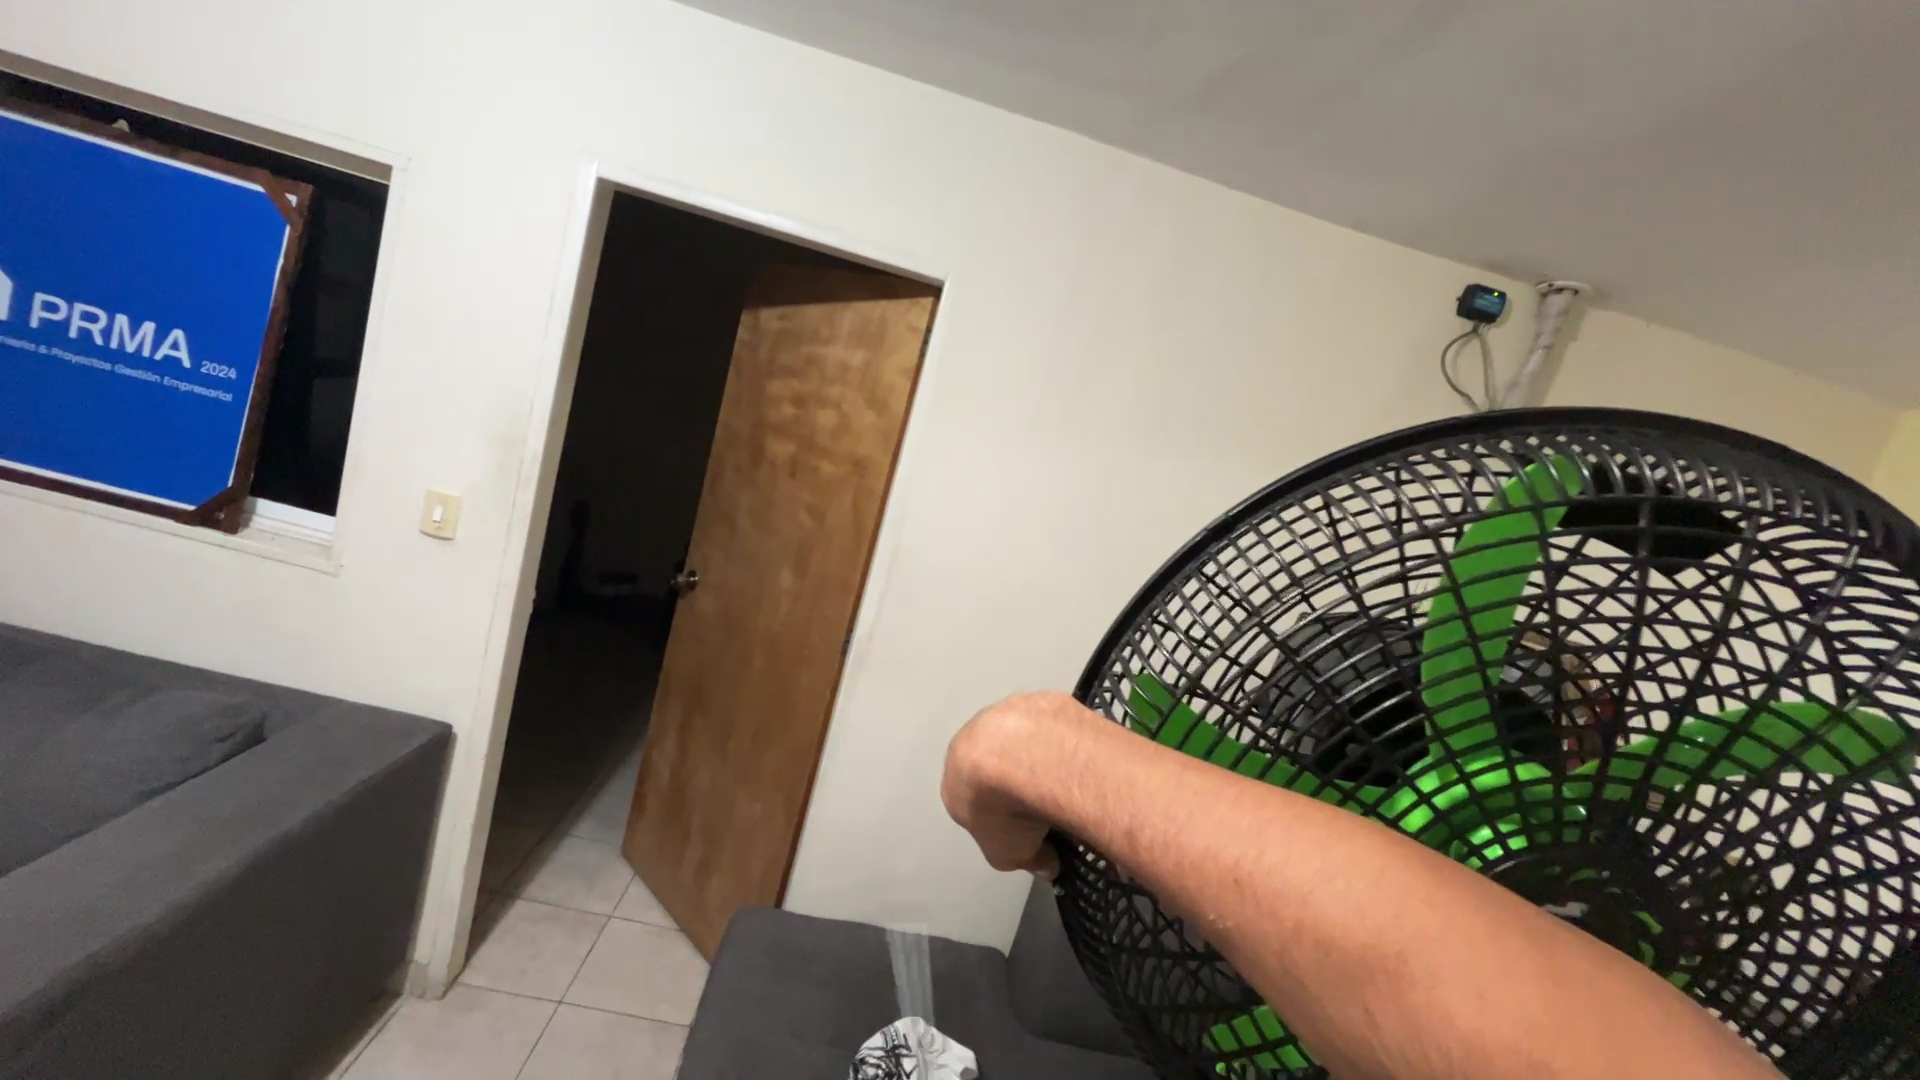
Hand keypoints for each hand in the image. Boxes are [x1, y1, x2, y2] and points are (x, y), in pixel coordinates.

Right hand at [942, 692, 1095, 878]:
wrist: (1025, 754)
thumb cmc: (1003, 809)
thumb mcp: (1008, 854)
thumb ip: (1025, 859)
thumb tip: (1049, 863)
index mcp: (954, 777)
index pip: (974, 799)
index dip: (1000, 817)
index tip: (1028, 829)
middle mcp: (971, 738)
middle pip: (996, 762)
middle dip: (1018, 780)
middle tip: (1047, 802)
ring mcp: (1004, 712)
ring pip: (1023, 738)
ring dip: (1039, 754)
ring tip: (1066, 777)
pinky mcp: (1036, 698)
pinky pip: (1051, 723)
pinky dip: (1062, 737)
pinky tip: (1077, 754)